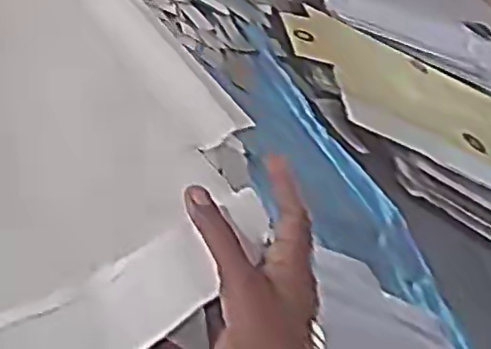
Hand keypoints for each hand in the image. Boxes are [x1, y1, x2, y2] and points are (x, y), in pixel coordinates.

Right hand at [186, 157, 317, 348]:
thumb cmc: (273, 342)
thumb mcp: (241, 281)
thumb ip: (219, 237)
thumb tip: (200, 197)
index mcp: (294, 269)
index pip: (294, 215)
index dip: (285, 185)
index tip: (275, 159)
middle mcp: (284, 285)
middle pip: (271, 236)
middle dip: (251, 210)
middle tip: (238, 185)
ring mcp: (267, 303)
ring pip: (248, 258)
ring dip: (227, 237)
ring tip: (207, 217)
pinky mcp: (247, 319)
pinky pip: (227, 281)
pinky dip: (212, 266)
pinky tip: (195, 267)